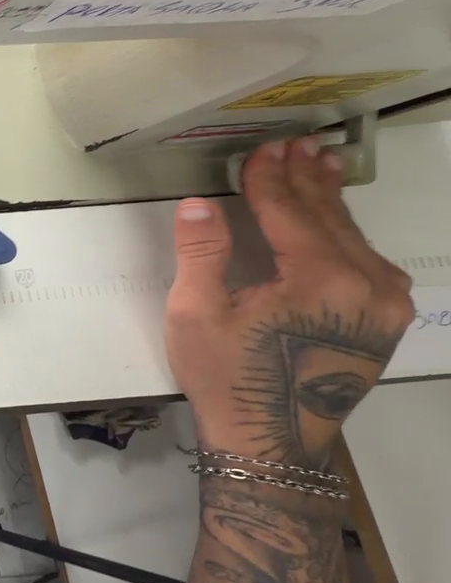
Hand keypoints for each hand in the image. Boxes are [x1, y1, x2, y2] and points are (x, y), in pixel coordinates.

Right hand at [165, 137, 412, 469]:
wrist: (272, 437)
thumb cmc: (228, 373)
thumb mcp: (198, 312)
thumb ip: (203, 254)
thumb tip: (198, 205)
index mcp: (319, 278)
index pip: (290, 213)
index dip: (270, 180)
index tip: (262, 150)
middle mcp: (366, 283)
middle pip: (330, 218)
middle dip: (307, 180)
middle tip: (298, 145)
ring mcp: (384, 302)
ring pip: (353, 237)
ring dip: (330, 201)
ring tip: (320, 167)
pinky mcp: (384, 319)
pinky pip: (366, 260)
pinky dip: (343, 232)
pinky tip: (335, 221)